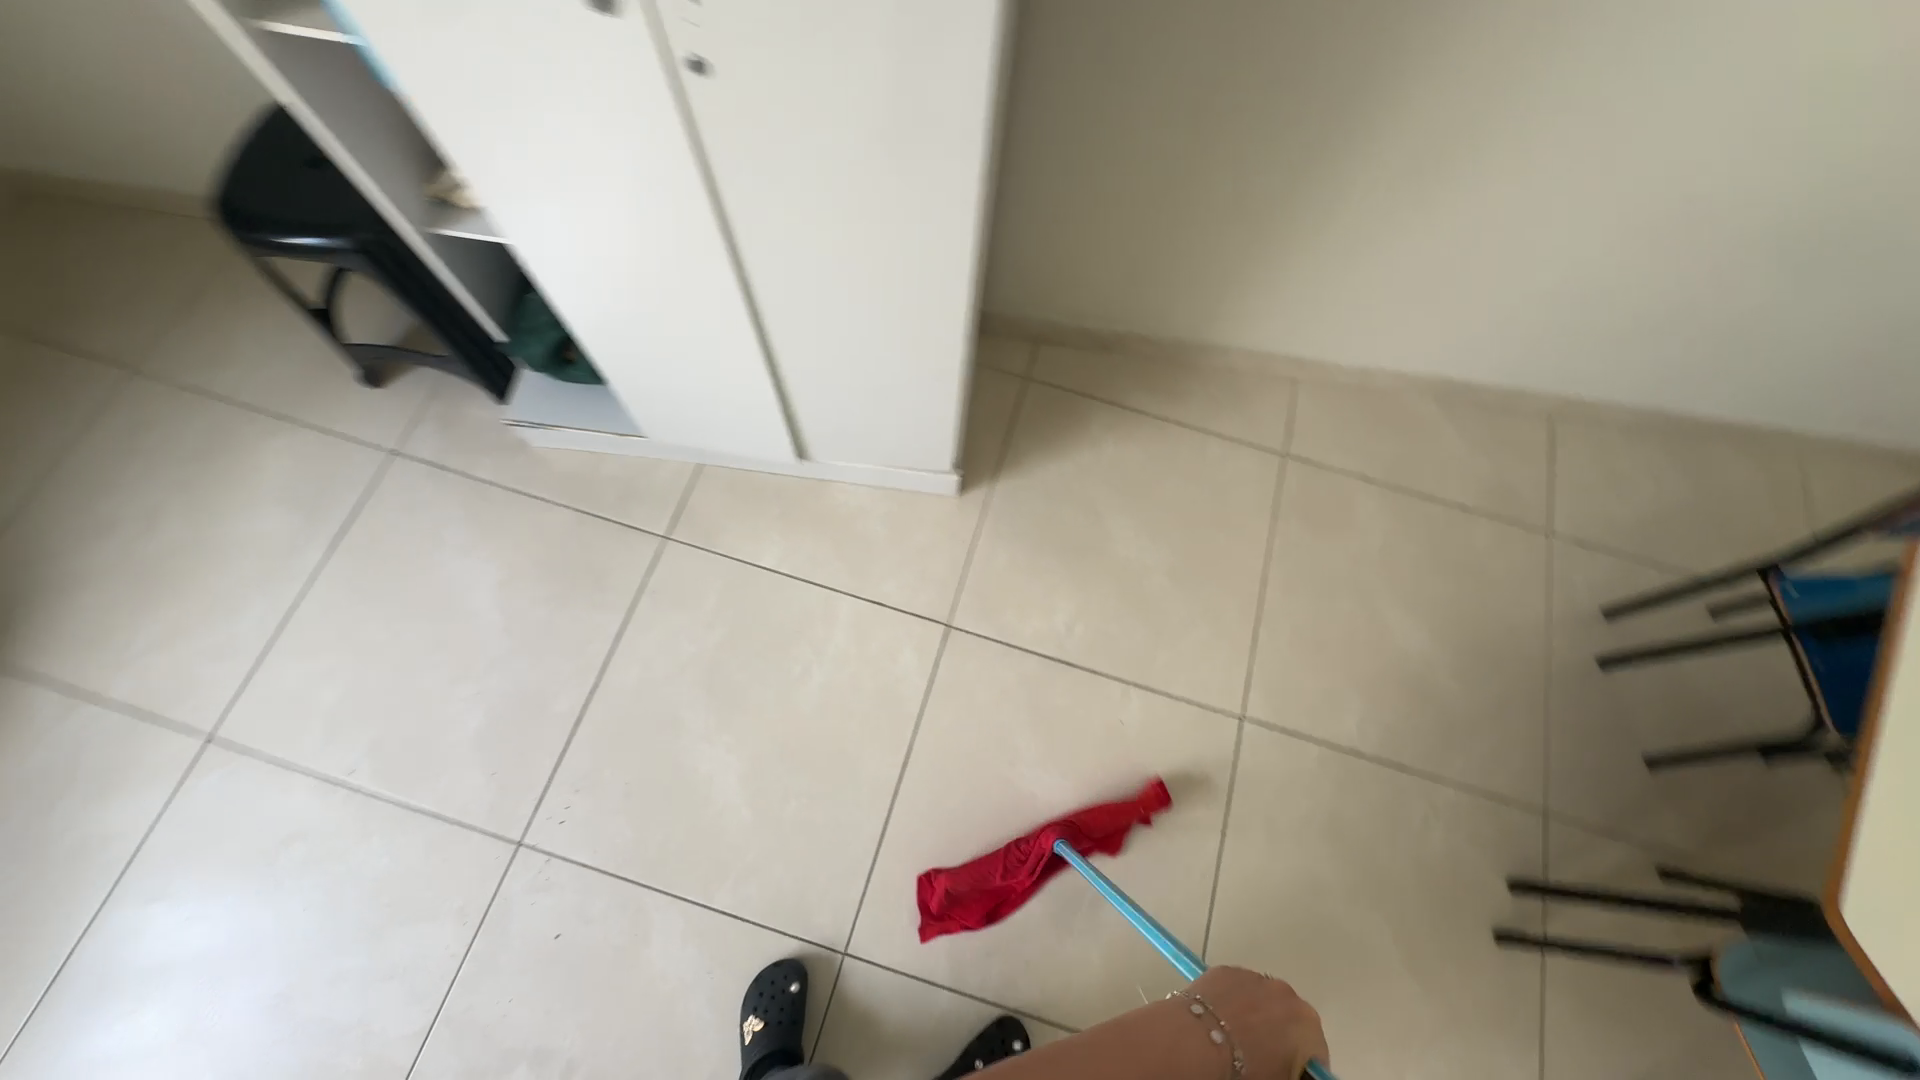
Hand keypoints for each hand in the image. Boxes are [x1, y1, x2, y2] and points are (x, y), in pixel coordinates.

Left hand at [1187, 967, 1329, 1079]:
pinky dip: (1233, 1000)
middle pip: (1289, 1019)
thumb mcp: (1280, 1078)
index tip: (1287, 1073)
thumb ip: (1293, 1072)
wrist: (1199, 1041)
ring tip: (1237, 1036)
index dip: (1302, 1068)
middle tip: (1261, 1055)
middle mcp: (1285, 992)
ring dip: (1256, 1014)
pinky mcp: (1226, 970)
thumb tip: (1286, 1067)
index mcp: (1307, 1023)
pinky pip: (1237, 988)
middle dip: (1280, 1036)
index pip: (1315, 1052)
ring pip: (1262, 1000)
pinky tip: (1221, 1019)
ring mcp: (1253, 976)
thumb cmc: (1247, 1068)